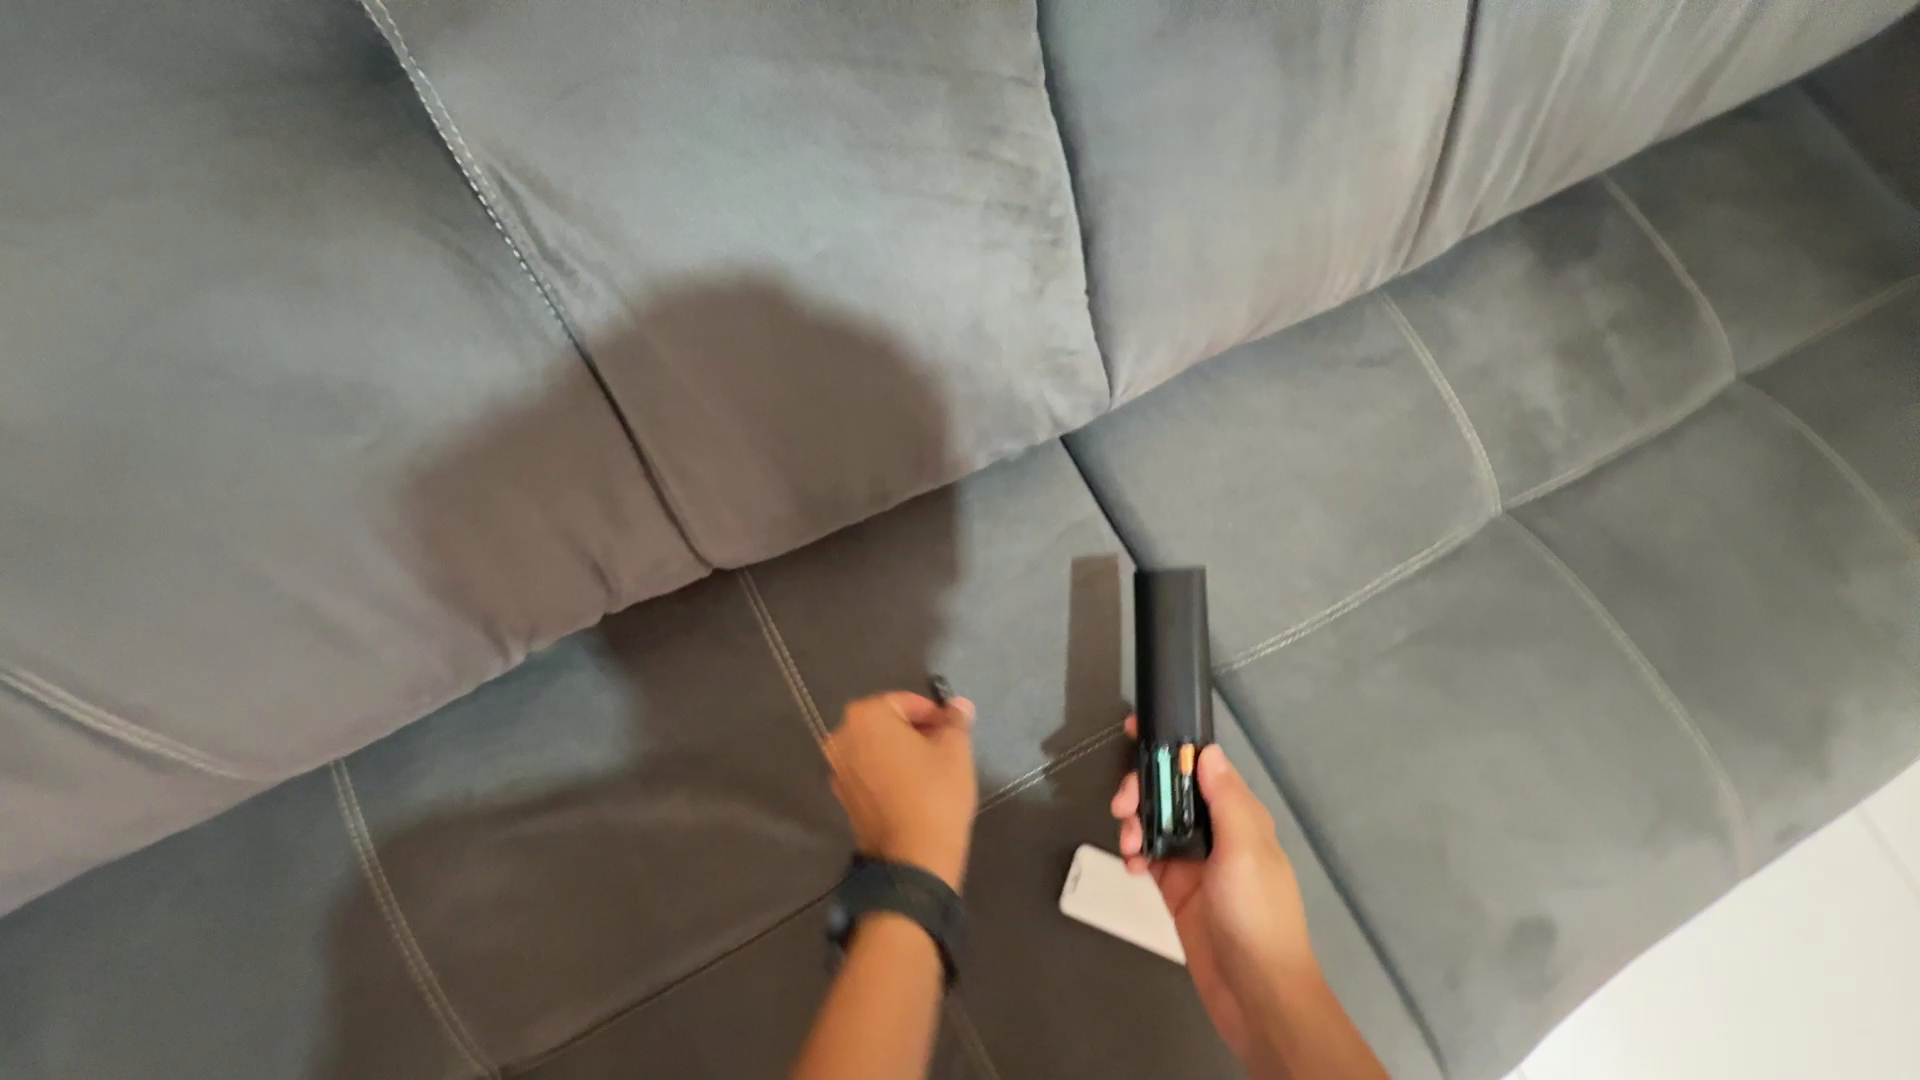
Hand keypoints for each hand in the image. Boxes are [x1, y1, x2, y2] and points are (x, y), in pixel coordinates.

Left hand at [826, 692, 977, 890]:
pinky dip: (886, 771)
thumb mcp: (955, 750)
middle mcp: (842, 737)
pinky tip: (911, 787)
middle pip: (886, 722)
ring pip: (875, 747)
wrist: (912, 859)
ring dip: (900, 750)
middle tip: (944, 745)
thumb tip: (959, 704)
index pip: (905, 702)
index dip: (933, 713)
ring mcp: (837, 768)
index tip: (952, 729)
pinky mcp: (841, 796)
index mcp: (866, 716)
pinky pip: (867, 770)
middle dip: (914, 729)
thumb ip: (955, 721)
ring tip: (930, 767)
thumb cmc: (935, 794)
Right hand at [1111, 716, 1316, 1059]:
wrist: (1255, 992)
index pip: (1201, 768)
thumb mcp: (1245, 850)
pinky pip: (1148, 855)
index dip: (1170, 749)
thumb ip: (1225, 798)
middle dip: (1142, 790)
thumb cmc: (1256, 915)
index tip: (1135, 733)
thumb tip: (1207, 751)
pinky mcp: (1176, 888)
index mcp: (1239, 815)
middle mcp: (1216, 832)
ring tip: (1128, 843)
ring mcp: (1194, 861)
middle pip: (1170, 792)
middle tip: (1122, 806)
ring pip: (1154, 821)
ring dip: (1134, 823)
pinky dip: (1134, 854)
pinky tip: (1132, 866)